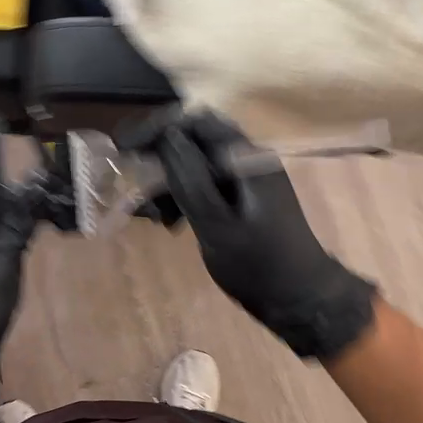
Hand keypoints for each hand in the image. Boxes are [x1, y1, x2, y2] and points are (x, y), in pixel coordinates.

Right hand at [127, 112, 377, 361]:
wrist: (300, 300)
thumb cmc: (257, 264)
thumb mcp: (215, 223)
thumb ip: (189, 178)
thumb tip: (166, 136)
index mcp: (245, 158)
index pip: (195, 122)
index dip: (155, 128)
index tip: (123, 148)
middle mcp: (246, 160)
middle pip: (193, 141)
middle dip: (158, 160)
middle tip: (135, 189)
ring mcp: (245, 180)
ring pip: (195, 165)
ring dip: (168, 184)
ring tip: (155, 218)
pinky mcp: (242, 200)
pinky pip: (205, 186)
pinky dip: (183, 198)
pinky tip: (172, 224)